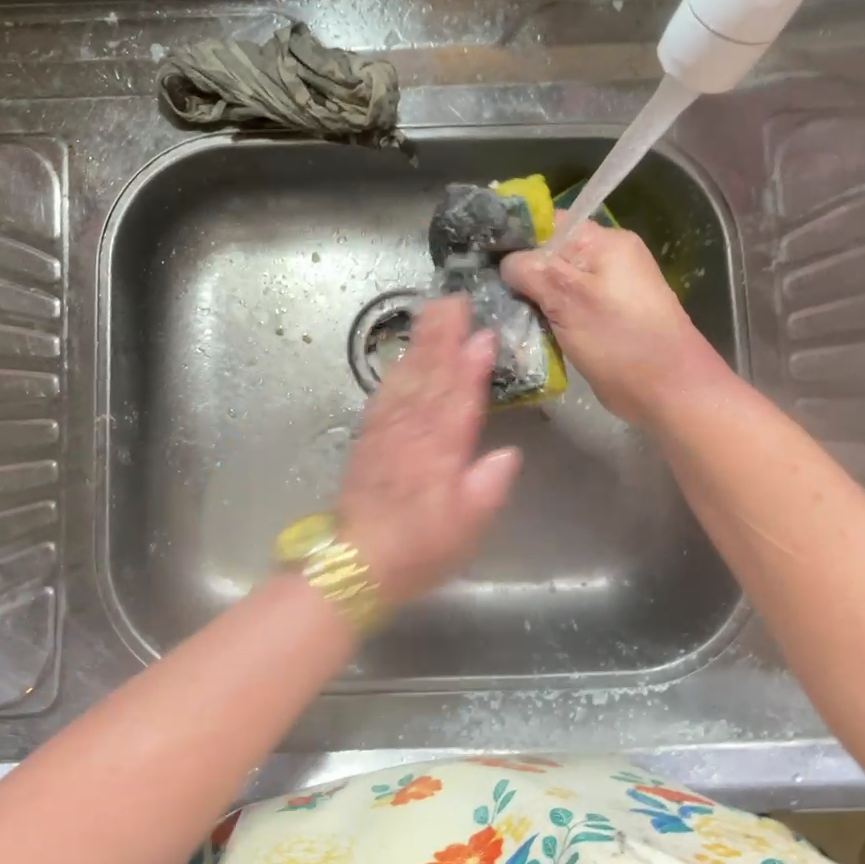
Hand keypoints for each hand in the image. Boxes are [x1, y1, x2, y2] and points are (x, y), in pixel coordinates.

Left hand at [336, 296, 522, 602]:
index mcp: (440, 454)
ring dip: (420, 344)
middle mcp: (412, 434)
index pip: (459, 400)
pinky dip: (396, 370)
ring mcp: (386, 432)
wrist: (357, 563)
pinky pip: (384, 394)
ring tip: (432, 313)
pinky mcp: (368, 438)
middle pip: (430, 377)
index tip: (482, 334)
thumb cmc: (420, 550)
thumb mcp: (466, 530)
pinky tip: (402, 357)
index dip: (471, 366)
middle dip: (443, 336)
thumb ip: (485, 488)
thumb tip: (507, 455)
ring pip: (406, 378)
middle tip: (453, 300)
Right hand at [501, 216, 698, 425]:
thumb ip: (530, 270)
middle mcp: (606, 259)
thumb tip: (505, 262)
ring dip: (530, 298)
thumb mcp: (567, 297)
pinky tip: (524, 329)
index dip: (515, 236)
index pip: (549, 222)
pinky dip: (545, 317)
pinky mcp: (602, 319)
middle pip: (549, 254)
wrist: (668, 391)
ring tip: (500, 311)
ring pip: (554, 284)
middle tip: (486, 290)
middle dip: (519, 272)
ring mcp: (606, 291)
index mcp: (604, 242)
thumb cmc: (619, 338)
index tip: (483, 256)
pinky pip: (564, 307)